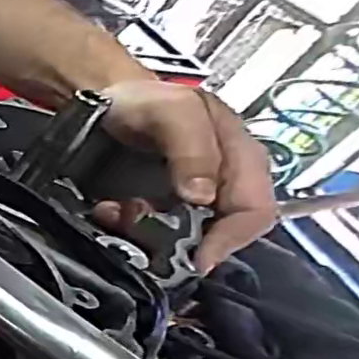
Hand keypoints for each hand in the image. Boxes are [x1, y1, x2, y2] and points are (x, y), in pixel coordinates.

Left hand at [95, 79, 275, 271]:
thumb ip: (193, 150)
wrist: (103, 98)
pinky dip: (128, 226)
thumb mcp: (173, 111)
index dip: (231, 239)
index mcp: (241, 159)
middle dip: (180, 241)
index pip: (255, 212)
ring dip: (147, 234)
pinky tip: (108, 210)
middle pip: (217, 232)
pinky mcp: (157, 204)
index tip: (196, 260)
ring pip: (179, 237)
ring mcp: (187, 197)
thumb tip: (203, 198)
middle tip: (142, 231)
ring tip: (117, 213)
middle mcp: (220, 183)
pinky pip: (148, 230)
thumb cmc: (144, 101)